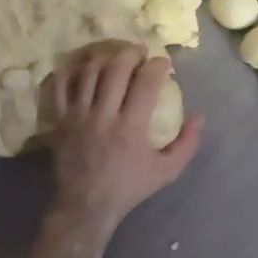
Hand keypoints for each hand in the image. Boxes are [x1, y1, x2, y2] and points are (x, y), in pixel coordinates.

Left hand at [45, 41, 201, 236]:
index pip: (147, 81)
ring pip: (89, 72)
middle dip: (131, 53)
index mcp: (131, 126)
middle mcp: (103, 115)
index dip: (158, 65)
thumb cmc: (129, 188)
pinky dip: (70, 71)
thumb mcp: (167, 171)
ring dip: (104, 57)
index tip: (164, 63)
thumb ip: (187, 143)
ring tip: (114, 56)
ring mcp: (78, 115)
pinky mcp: (60, 120)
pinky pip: (59, 86)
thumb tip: (198, 116)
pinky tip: (81, 67)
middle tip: (140, 51)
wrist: (87, 205)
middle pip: (116, 68)